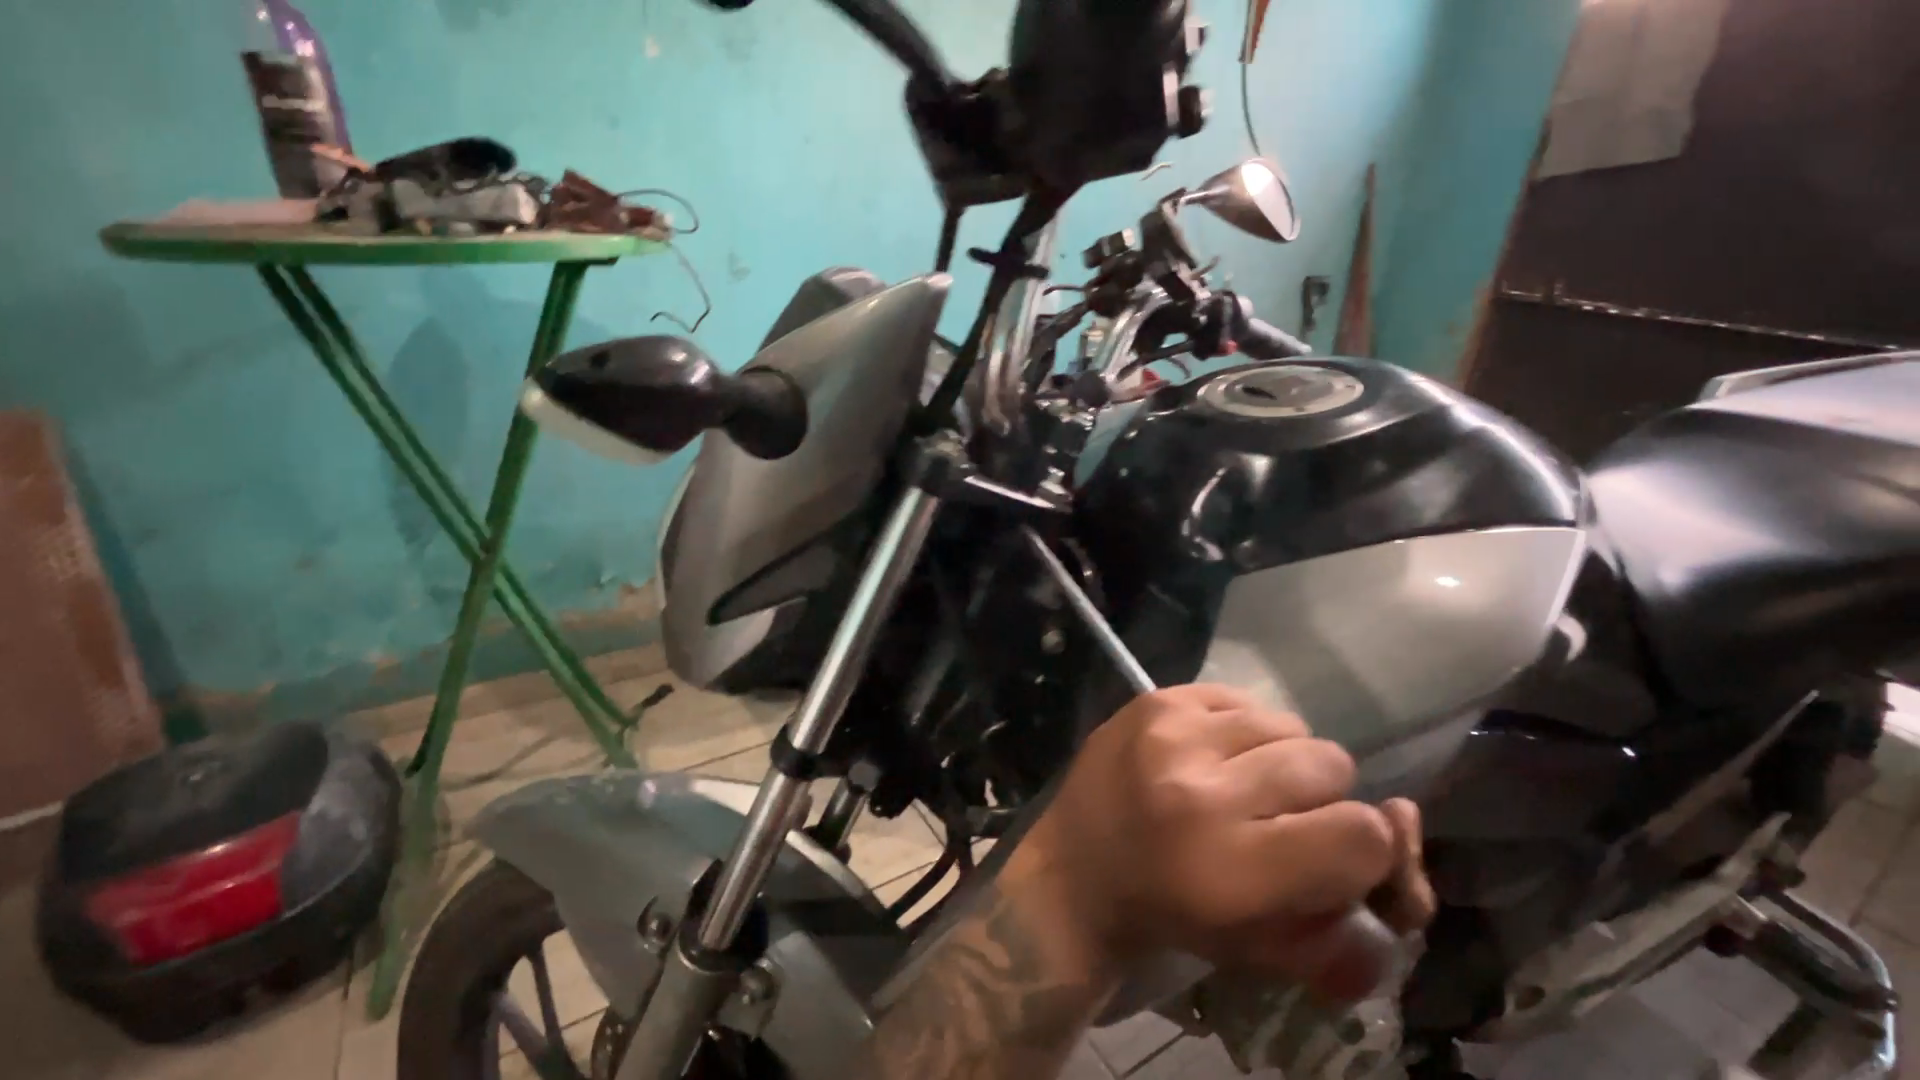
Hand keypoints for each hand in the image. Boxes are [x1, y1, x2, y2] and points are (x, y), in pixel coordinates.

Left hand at [1004, 684, 1435, 995]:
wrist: (1075, 875)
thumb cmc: (1175, 917)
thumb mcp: (1268, 951)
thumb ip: (1351, 922)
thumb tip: (1404, 841)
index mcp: (1233, 870)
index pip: (1360, 834)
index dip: (1365, 848)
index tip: (1337, 856)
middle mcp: (1202, 793)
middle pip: (1331, 764)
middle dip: (1321, 797)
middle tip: (1281, 819)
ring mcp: (1173, 736)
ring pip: (1290, 725)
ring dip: (1282, 758)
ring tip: (1243, 786)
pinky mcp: (1154, 701)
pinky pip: (1243, 699)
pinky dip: (1242, 729)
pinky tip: (1212, 758)